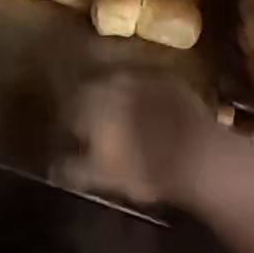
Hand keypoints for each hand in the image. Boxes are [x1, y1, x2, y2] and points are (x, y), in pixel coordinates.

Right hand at [53, 71, 243, 211]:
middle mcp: (112, 79)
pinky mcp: (171, 80)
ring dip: (119, 100)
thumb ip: (72, 168)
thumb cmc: (144, 169)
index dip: (71, 127)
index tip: (75, 141)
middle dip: (92, 109)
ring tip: (127, 123)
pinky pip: (150, 86)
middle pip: (93, 92)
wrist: (201, 157)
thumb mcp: (100, 176)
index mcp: (89, 100)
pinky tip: (154, 116)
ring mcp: (144, 76)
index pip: (68, 110)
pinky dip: (146, 98)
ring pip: (121, 86)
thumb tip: (52, 166)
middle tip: (100, 131)